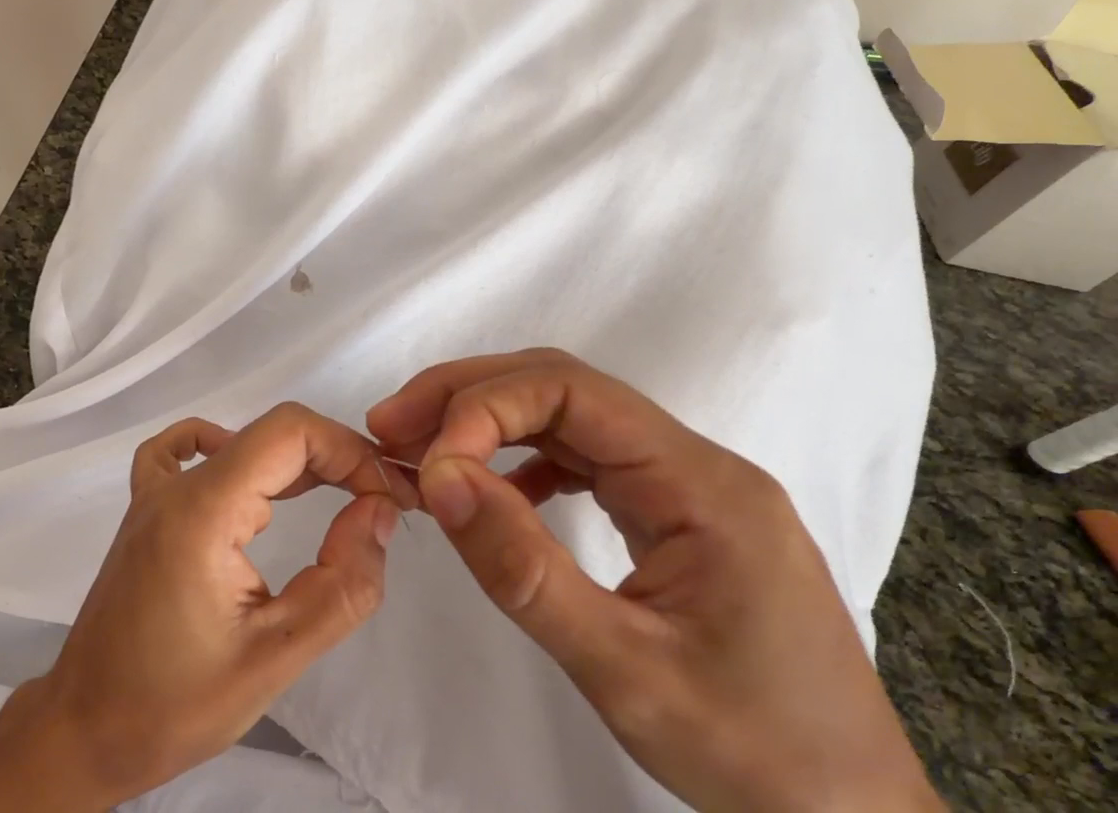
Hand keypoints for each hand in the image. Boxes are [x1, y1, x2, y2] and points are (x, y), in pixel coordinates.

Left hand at [25, 405, 407, 808]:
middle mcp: (172, 488)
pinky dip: (222, 450)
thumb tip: (380, 512)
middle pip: (267, 434)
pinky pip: (178, 455)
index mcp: (202, 511)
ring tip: (337, 497)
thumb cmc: (177, 703)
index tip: (388, 498)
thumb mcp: (278, 655)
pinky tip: (244, 478)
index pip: (288, 433)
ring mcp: (150, 497)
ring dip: (292, 461)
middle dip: (333, 460)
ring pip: (233, 442)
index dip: (349, 452)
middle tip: (380, 506)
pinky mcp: (144, 515)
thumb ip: (343, 583)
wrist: (88, 728)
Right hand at [369, 349, 941, 812]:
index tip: (421, 462)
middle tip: (390, 427)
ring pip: (572, 419)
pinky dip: (524, 462)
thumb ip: (523, 569)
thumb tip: (438, 478)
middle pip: (568, 388)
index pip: (573, 393)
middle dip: (471, 397)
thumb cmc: (749, 751)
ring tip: (421, 453)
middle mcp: (699, 468)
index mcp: (703, 486)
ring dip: (490, 424)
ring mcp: (691, 492)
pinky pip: (588, 462)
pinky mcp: (678, 520)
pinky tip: (491, 495)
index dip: (482, 407)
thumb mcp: (621, 668)